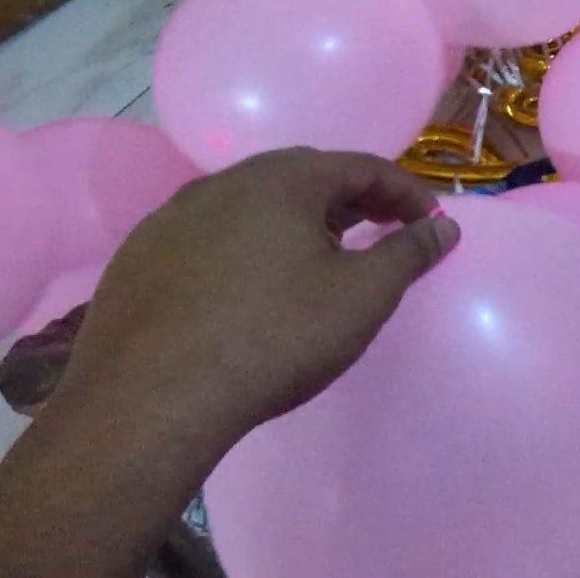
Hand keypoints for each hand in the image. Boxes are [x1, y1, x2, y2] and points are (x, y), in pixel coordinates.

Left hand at [49, 147, 458, 452]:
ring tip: (324, 254)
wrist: (143, 412)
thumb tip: (445, 227)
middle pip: (306, 176)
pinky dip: (248, 243)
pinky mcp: (135, 262)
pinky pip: (210, 234)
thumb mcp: (365, 294)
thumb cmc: (274, 337)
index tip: (430, 221)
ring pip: (254, 203)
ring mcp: (169, 221)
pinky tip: (255, 284)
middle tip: (383, 228)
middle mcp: (222, 185)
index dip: (406, 190)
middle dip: (354, 198)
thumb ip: (411, 251)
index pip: (362, 166)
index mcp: (281, 181)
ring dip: (299, 218)